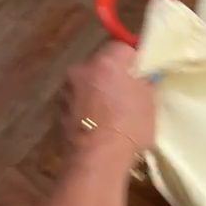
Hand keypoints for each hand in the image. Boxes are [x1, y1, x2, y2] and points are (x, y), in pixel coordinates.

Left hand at [61, 42, 155, 157]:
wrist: (97, 159)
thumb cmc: (129, 126)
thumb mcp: (149, 103)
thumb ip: (144, 83)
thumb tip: (143, 79)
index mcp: (105, 63)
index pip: (121, 46)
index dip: (133, 58)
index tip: (142, 73)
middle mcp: (80, 71)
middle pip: (100, 64)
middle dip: (113, 74)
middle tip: (128, 92)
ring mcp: (65, 91)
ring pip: (86, 83)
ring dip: (96, 91)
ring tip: (110, 112)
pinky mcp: (56, 111)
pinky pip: (76, 101)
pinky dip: (85, 107)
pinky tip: (97, 124)